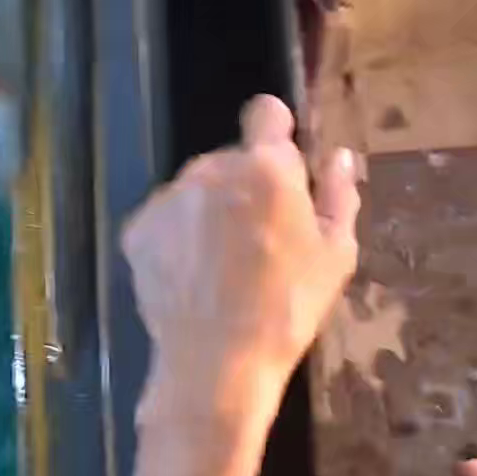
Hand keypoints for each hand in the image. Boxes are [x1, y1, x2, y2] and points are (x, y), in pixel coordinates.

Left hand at [123, 95, 359, 424]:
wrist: (217, 363)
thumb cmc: (288, 308)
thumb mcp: (335, 256)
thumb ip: (339, 196)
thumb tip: (338, 157)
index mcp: (266, 168)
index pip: (265, 112)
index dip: (275, 130)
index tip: (280, 162)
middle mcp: (210, 168)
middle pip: (231, 161)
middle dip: (246, 187)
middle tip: (258, 241)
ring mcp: (168, 199)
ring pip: (196, 190)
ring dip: (210, 212)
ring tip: (221, 266)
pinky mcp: (137, 231)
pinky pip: (166, 219)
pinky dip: (178, 238)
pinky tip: (192, 277)